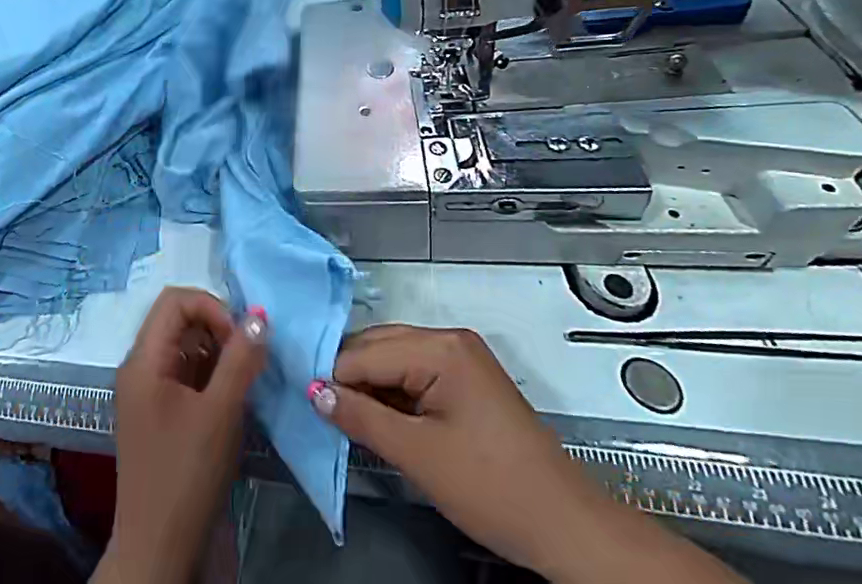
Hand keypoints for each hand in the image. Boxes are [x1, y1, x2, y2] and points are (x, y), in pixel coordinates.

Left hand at [95, 287, 266, 583]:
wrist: (159, 548)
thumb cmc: (186, 474)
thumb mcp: (220, 411)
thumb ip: (241, 358)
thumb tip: (259, 316)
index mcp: (143, 360)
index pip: (175, 301)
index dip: (211, 307)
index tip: (240, 338)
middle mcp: (141, 368)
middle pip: (180, 321)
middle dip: (219, 328)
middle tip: (248, 357)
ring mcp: (150, 392)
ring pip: (187, 347)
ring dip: (220, 352)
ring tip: (245, 378)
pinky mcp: (162, 413)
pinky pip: (188, 374)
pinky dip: (214, 374)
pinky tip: (235, 397)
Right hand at [311, 325, 740, 583]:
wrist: (561, 522)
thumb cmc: (490, 487)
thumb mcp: (417, 454)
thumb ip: (361, 418)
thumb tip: (314, 392)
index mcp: (440, 348)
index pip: (366, 352)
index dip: (331, 377)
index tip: (300, 400)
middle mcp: (450, 340)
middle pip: (379, 346)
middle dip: (347, 376)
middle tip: (314, 409)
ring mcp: (461, 358)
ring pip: (395, 359)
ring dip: (368, 386)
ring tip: (339, 417)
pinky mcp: (466, 379)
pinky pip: (415, 374)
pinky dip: (392, 394)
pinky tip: (374, 417)